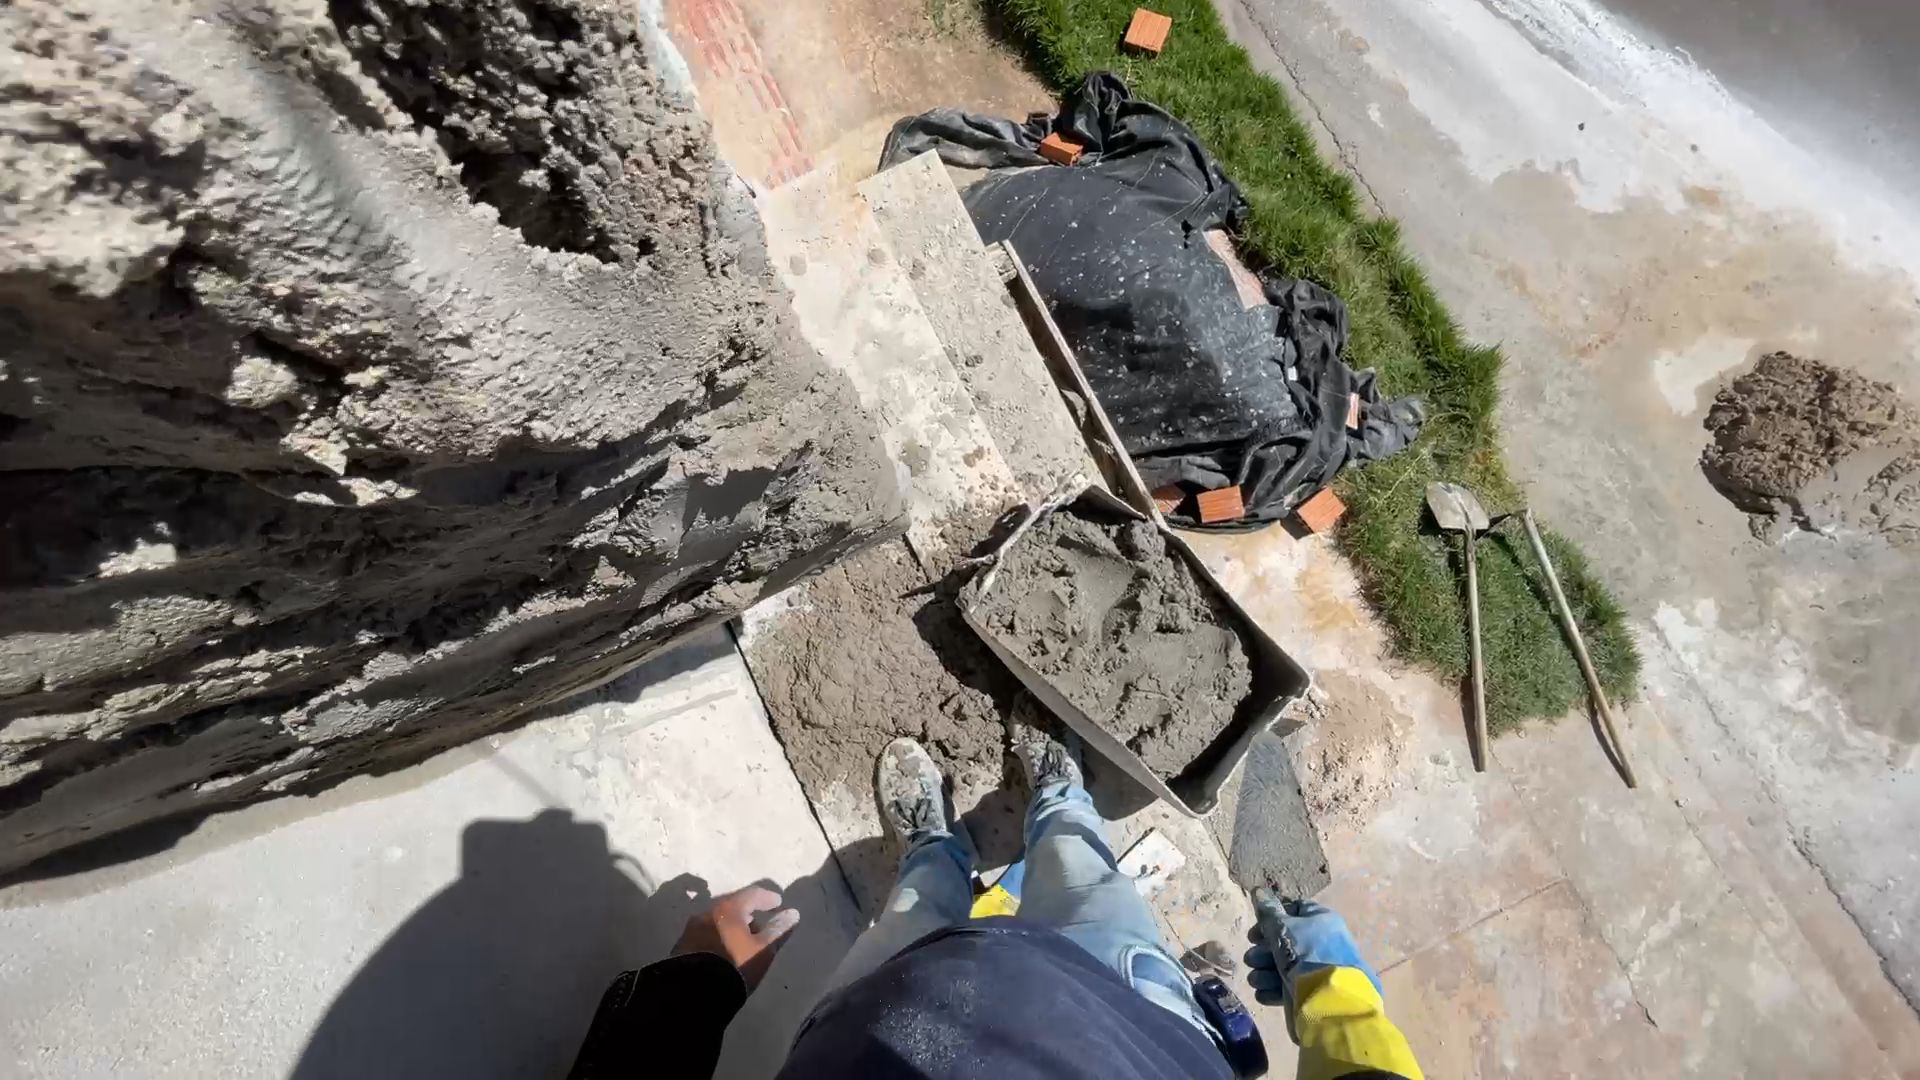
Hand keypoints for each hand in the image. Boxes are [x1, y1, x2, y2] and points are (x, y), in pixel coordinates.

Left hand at [672, 885, 799, 992]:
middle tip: (759, 923)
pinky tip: (723, 952)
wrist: (692, 997)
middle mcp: (707, 912)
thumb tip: (793, 913)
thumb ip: (778, 930)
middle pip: (732, 906)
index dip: (767, 898)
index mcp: (728, 908)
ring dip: (731, 926)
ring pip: (717, 921)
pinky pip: (705, 935)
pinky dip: (717, 937)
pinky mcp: (680, 948)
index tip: (778, 903)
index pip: (752, 894)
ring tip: (741, 941)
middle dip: (747, 913)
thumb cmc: (734, 967)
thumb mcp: (762, 950)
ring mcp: (691, 930)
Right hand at [1244, 888, 1376, 1009]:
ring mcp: (1319, 968)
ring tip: (1255, 980)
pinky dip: (1274, 988)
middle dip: (1263, 951)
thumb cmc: (1304, 953)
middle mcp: (1322, 942)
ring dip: (1265, 970)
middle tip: (1251, 960)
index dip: (1269, 919)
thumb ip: (1267, 909)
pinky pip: (1291, 984)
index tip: (1254, 934)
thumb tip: (1259, 891)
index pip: (1291, 910)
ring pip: (1285, 964)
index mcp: (1320, 920)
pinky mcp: (1315, 991)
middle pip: (1284, 940)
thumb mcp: (1280, 925)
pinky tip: (1262, 993)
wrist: (1328, 1001)